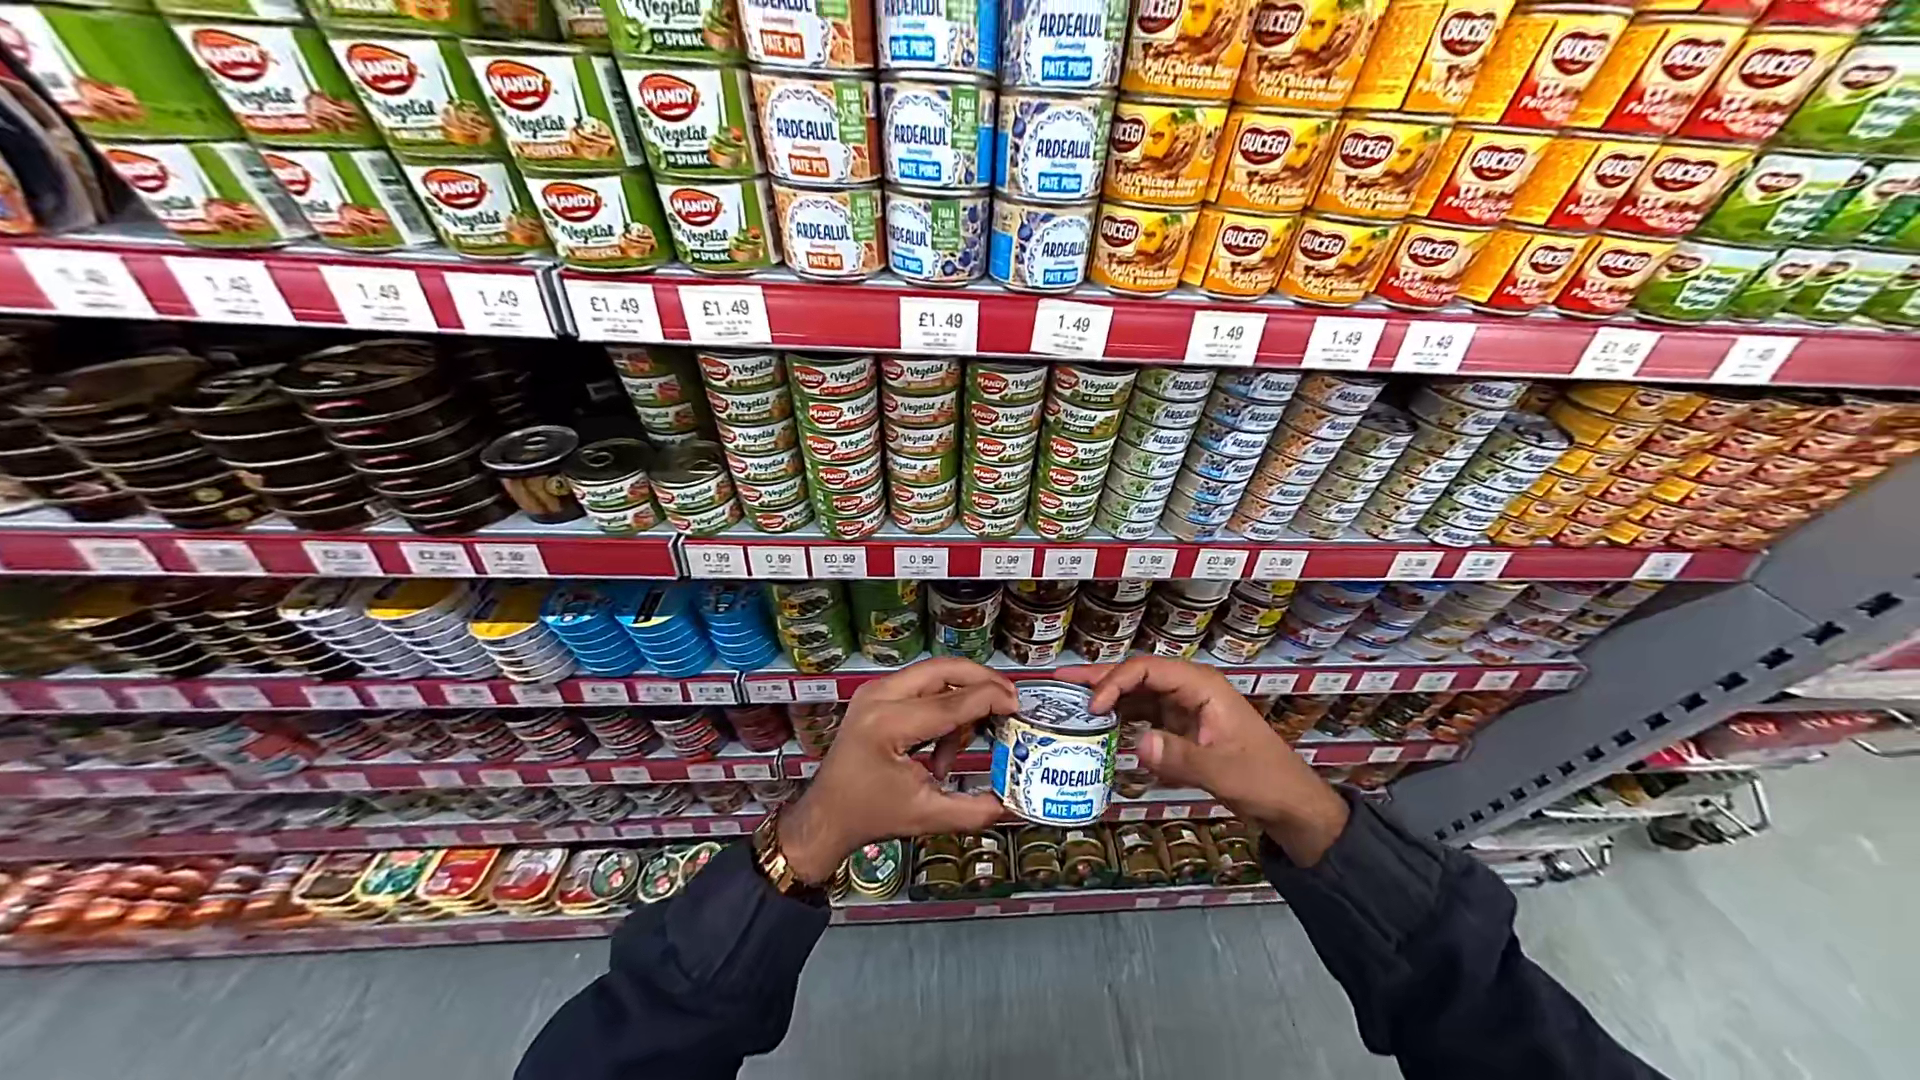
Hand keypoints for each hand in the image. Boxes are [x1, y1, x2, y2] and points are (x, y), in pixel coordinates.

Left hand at [777, 657, 1016, 882]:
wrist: (826, 814)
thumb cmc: (870, 815)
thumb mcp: (926, 817)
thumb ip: (974, 810)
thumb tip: (1014, 803)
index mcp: (889, 724)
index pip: (952, 701)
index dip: (990, 699)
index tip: (1018, 706)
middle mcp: (880, 696)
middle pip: (944, 669)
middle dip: (981, 681)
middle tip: (1009, 700)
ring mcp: (875, 690)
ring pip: (934, 673)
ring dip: (961, 697)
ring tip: (967, 742)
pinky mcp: (876, 693)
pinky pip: (922, 685)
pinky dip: (942, 705)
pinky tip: (943, 745)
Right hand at [1056, 657, 1349, 865]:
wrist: (1290, 805)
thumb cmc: (1264, 779)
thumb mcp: (1223, 771)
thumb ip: (1180, 757)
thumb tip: (1135, 745)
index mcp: (1200, 686)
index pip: (1147, 670)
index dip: (1115, 682)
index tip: (1092, 707)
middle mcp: (1187, 691)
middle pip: (1136, 676)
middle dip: (1098, 678)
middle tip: (1058, 681)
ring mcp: (1182, 709)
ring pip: (1135, 696)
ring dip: (1104, 699)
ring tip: (1066, 703)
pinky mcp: (1179, 730)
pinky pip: (1142, 720)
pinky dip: (1119, 723)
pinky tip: (1096, 731)